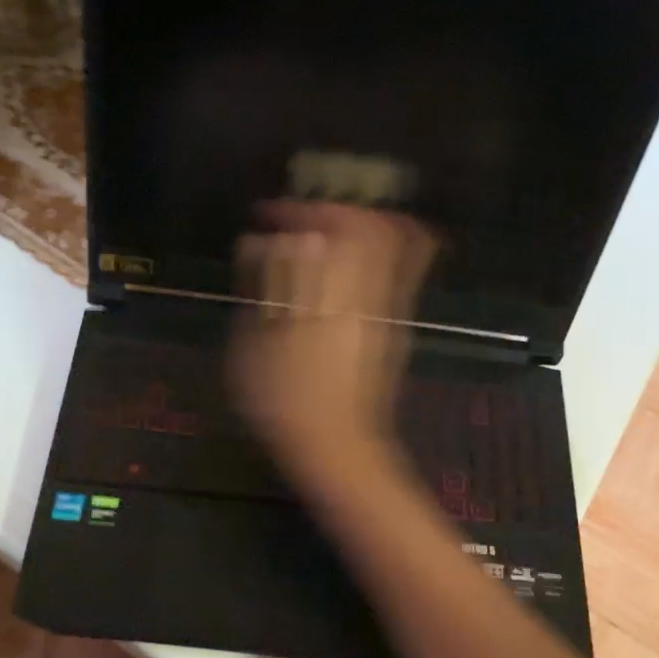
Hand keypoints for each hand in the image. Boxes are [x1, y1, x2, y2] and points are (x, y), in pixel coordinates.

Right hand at [230, 202, 436, 472]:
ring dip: (357, 221)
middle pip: (358, 224)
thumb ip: (257, 288)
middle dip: (327, 211)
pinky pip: (408, 263)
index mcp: (318, 296)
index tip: (266, 216)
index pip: (311, 231)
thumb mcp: (250, 348)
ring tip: (328, 230)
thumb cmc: (281, 403)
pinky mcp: (398, 319)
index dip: (289, 214)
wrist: (336, 447)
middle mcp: (359, 291)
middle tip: (301, 220)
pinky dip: (390, 240)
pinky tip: (360, 249)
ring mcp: (386, 304)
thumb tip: (257, 244)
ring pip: (388, 236)